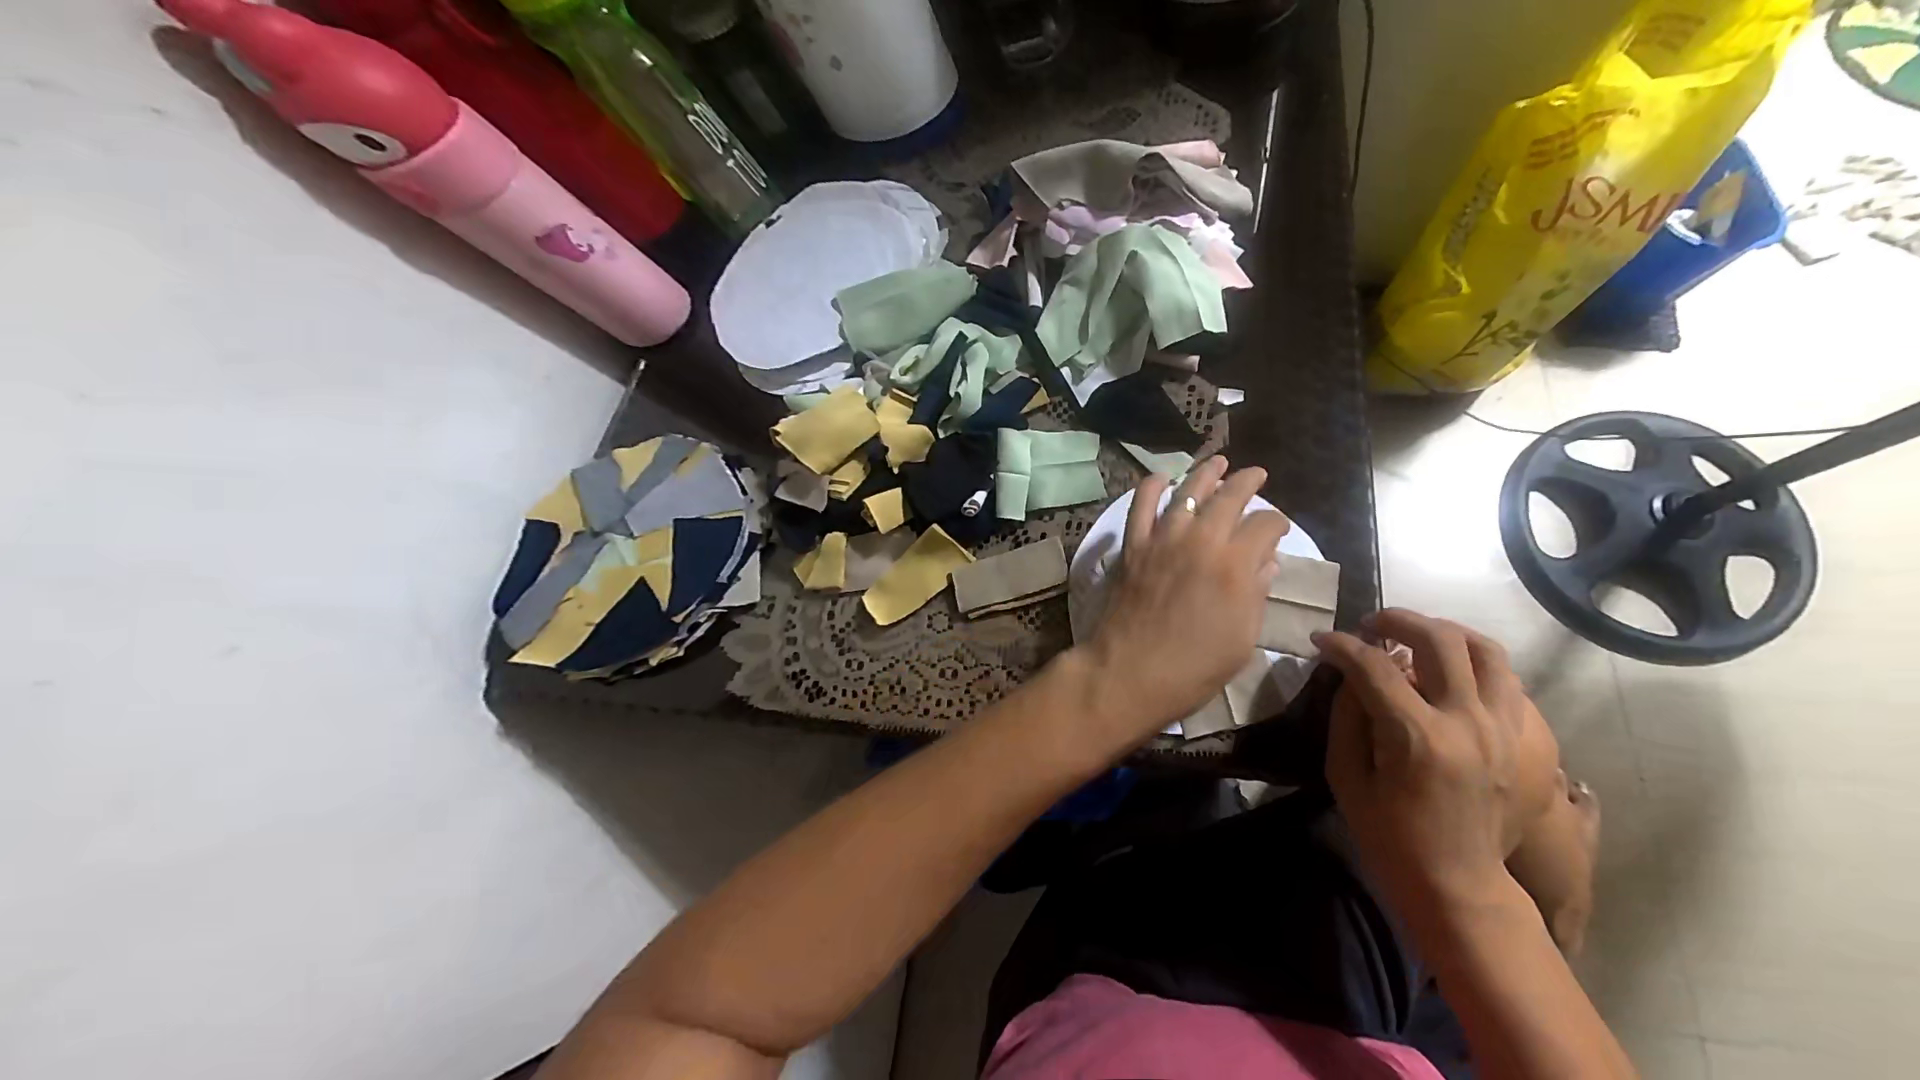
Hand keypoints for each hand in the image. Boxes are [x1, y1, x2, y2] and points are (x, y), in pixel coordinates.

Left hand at [1076, 457, 1290, 743]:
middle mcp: (1201, 541)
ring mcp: (1163, 540)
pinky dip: (1150, 487)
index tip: (1279, 529)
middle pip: (1229, 497)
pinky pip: (1141, 507)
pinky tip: (1160, 477)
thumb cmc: (1195, 667)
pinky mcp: (1133, 547)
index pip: (1266, 526)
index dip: (1278, 524)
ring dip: (1205, 473)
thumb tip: (1267, 563)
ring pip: (1187, 492)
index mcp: (1236, 564)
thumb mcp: (1243, 637)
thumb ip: (1256, 593)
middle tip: (1256, 474)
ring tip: (1219, 460)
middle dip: (1248, 481)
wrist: (1130, 672)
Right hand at [1315, 610, 1533, 919]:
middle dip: (1397, 620)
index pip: (1374, 666)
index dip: (1341, 645)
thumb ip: (1347, 716)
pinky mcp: (1523, 739)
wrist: (1458, 881)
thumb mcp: (1346, 775)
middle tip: (1371, 625)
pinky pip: (1507, 680)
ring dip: (1444, 632)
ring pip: (1486, 649)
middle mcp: (1469, 722)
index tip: (1321, 639)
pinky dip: (1475, 663)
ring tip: (1416, 636)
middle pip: (1439, 640)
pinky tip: (1450, 672)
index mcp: (1418, 737)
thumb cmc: (1389, 834)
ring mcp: (1504, 729)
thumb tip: (1352, 673)